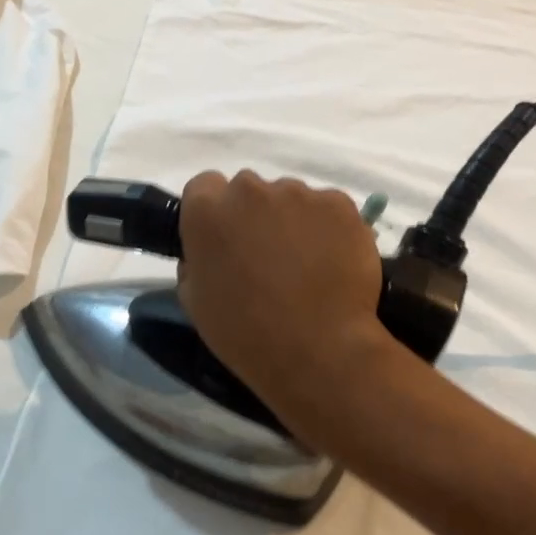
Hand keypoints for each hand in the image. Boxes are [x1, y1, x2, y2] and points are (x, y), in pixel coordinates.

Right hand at [178, 170, 387, 423]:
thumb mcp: (194, 301)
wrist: (316, 348)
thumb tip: (210, 254)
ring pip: (290, 199)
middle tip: (263, 257)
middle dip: (252, 215)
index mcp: (206, 210)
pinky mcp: (341, 205)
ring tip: (303, 265)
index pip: (203, 187)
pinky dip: (327, 229)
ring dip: (291, 222)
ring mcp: (299, 194)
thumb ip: (196, 263)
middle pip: (247, 190)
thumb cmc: (243, 331)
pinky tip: (331, 263)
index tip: (222, 241)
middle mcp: (250, 189)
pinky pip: (327, 210)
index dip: (212, 214)